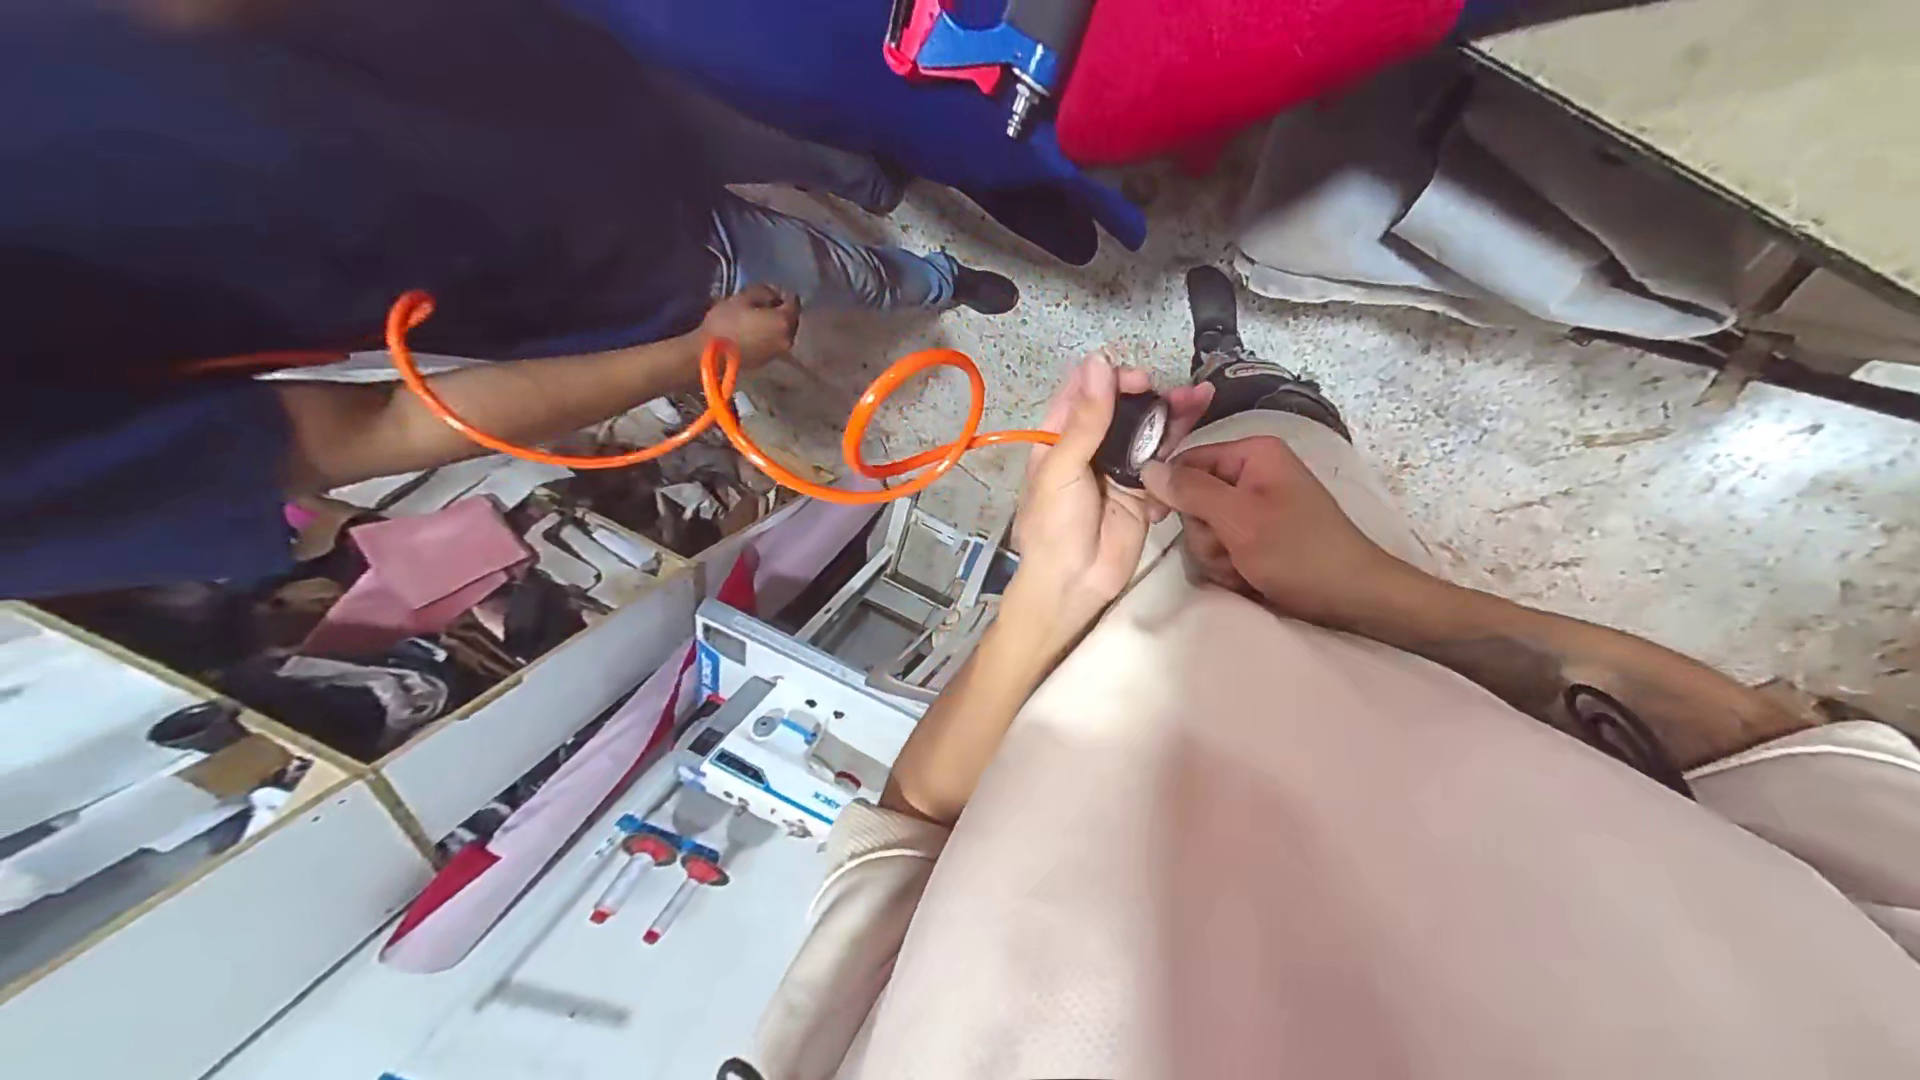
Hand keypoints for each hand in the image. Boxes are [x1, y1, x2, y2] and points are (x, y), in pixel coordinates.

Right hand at [701, 284, 799, 367]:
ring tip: (762, 315)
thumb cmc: (725, 323)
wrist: (711, 356)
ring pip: (785, 331)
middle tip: (768, 301)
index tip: (773, 288)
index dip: (783, 292)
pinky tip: (759, 329)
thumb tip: (773, 293)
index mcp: (783, 321)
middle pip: (792, 318)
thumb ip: (762, 292)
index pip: (793, 301)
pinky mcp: (771, 360)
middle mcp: (788, 338)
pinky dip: (772, 334)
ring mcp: (780, 351)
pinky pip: (776, 341)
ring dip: (777, 322)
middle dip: (782, 308)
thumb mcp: (741, 298)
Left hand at [1007, 353, 1210, 649]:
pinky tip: (1194, 428)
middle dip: (1148, 395)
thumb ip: (1086, 419)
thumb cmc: (1054, 525)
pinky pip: (1162, 462)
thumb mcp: (1063, 468)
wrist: (1073, 583)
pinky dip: (1177, 448)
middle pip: (1122, 409)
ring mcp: (1117, 469)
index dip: (1109, 379)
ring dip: (1171, 415)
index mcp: (1059, 438)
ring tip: (1199, 397)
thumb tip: (1099, 363)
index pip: (1085, 393)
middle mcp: (1089, 448)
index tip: (1136, 379)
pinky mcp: (1142, 490)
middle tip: (1172, 391)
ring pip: (1147, 432)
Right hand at [1141, 436, 1427, 628]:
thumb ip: (1190, 491)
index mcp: (1253, 454)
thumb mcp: (1239, 518)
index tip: (1158, 519)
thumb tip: (1146, 468)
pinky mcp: (1254, 536)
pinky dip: (1227, 565)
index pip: (1186, 461)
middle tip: (1230, 549)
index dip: (1169, 490)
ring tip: (1244, 566)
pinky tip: (1249, 575)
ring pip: (1202, 529)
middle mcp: (1251, 474)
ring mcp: (1253, 508)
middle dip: (1204, 533)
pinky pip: (1218, 547)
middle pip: (1191, 499)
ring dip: (1215, 554)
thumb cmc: (1299, 551)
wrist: (1350, 598)